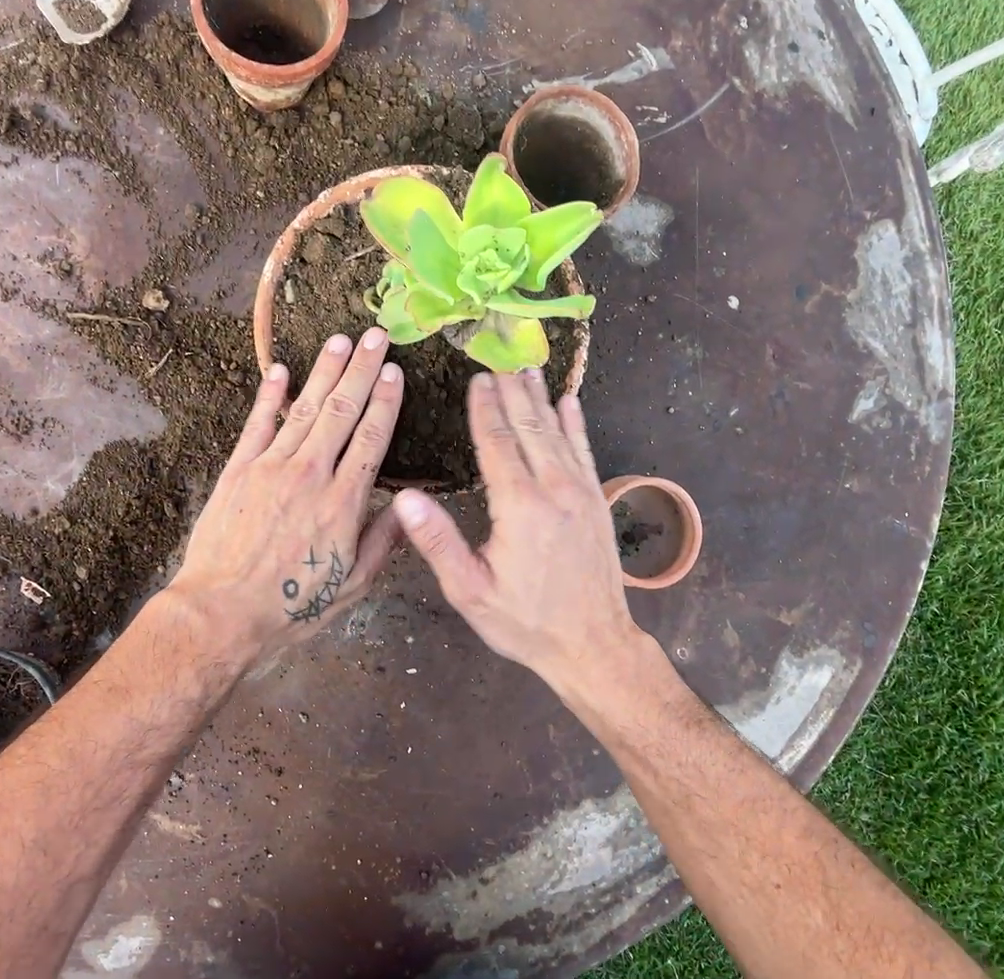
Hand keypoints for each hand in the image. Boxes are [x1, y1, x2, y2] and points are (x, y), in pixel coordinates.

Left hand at [166, 328, 405, 662]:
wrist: (222, 613)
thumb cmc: (293, 606)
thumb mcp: (352, 584)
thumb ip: (384, 541)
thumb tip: (410, 506)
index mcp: (344, 502)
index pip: (372, 437)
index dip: (386, 401)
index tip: (396, 372)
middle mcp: (311, 474)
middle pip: (342, 410)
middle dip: (362, 369)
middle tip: (376, 336)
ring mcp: (271, 467)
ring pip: (304, 408)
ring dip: (324, 372)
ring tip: (340, 340)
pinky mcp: (238, 470)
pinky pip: (258, 424)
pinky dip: (270, 395)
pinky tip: (281, 370)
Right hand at [392, 369, 642, 688]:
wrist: (594, 645)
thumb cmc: (525, 622)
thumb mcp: (471, 591)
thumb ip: (438, 541)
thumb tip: (405, 498)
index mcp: (520, 506)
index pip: (497, 443)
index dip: (484, 408)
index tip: (477, 378)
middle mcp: (555, 489)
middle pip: (530, 427)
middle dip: (512, 391)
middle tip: (500, 357)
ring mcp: (582, 493)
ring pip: (558, 433)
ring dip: (541, 398)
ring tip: (528, 368)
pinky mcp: (598, 502)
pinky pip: (586, 451)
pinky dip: (576, 423)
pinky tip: (570, 402)